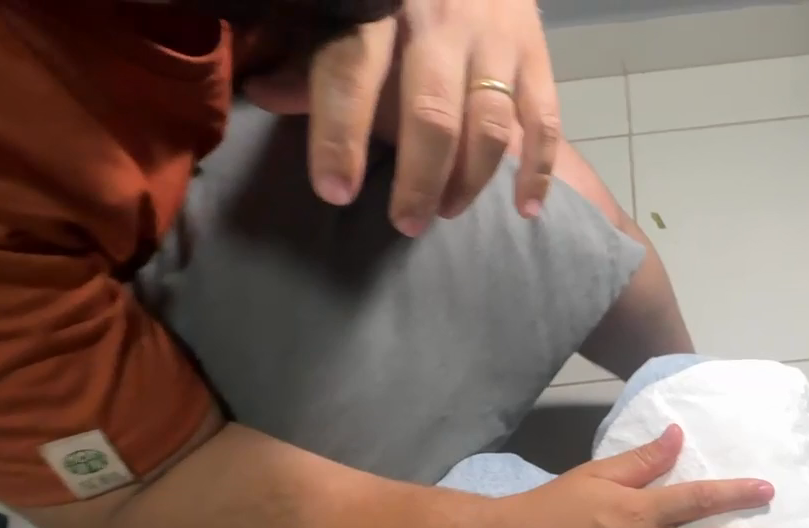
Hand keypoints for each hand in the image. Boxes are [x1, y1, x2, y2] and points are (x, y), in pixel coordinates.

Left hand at [305, 0, 558, 235]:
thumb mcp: (351, 1)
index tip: (335, 192)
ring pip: (489, 128)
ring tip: (448, 210)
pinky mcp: (536, 57)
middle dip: (420, 180)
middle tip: (407, 223)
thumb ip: (312, 47)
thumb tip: (263, 93)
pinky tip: (526, 209)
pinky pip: (544, 125)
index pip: (352, 73)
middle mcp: (439, 21)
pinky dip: (537, 172)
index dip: (340, 135)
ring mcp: (495, 41)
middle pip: (433, 116)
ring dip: (470, 181)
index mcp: (379, 2)